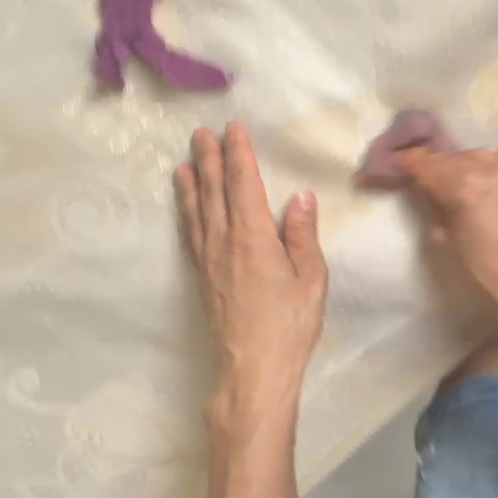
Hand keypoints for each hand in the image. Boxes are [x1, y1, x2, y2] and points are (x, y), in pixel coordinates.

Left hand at [175, 122, 328, 436]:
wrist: (253, 367)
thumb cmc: (291, 323)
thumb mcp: (311, 278)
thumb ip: (303, 235)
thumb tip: (300, 197)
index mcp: (255, 237)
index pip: (244, 185)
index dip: (238, 155)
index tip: (233, 130)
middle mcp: (225, 241)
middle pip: (214, 191)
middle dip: (209, 159)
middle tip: (201, 133)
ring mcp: (209, 258)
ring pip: (197, 209)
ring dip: (192, 181)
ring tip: (185, 159)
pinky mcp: (202, 276)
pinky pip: (191, 232)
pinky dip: (186, 210)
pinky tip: (185, 203)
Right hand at [396, 147, 497, 319]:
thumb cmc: (482, 265)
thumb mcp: (445, 237)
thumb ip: (433, 204)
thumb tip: (424, 188)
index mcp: (463, 184)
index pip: (426, 162)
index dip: (406, 161)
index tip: (395, 162)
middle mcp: (486, 167)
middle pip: (448, 157)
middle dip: (431, 165)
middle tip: (419, 175)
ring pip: (471, 156)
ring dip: (457, 165)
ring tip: (448, 181)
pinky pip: (492, 165)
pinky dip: (479, 170)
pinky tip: (474, 185)